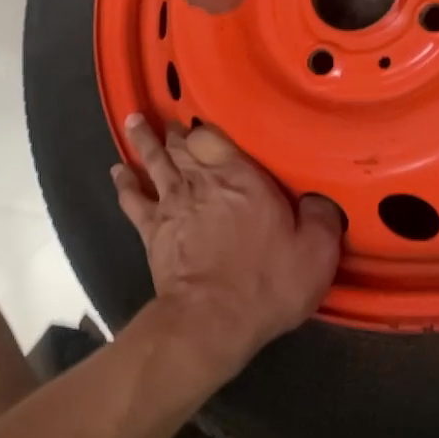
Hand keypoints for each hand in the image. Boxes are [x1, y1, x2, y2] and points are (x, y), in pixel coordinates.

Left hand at [111, 116, 341, 376]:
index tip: (203, 124)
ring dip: (143, 140)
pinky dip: (124, 182)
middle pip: (180, 146)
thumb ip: (320, 219)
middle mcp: (200, 181)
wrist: (213, 315)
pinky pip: (132, 198)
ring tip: (134, 122)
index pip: (213, 138)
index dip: (206, 129)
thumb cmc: (267, 282)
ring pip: (153, 161)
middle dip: (174, 131)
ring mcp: (170, 203)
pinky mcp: (151, 227)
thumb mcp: (315, 253)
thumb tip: (320, 199)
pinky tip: (118, 171)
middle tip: (170, 121)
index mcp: (240, 178)